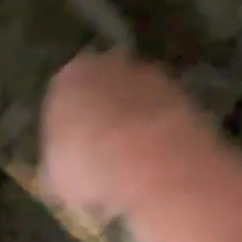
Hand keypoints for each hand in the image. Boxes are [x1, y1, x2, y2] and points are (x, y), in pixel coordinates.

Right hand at [38, 52, 219, 223]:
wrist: (152, 160)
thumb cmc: (90, 164)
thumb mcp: (57, 176)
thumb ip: (60, 160)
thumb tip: (67, 169)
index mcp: (70, 76)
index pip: (65, 94)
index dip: (70, 124)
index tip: (75, 151)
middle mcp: (110, 65)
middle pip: (105, 88)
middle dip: (106, 115)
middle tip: (106, 155)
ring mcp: (152, 76)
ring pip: (139, 99)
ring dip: (139, 123)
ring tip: (139, 164)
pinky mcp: (184, 94)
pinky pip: (166, 115)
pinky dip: (165, 133)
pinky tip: (163, 163)